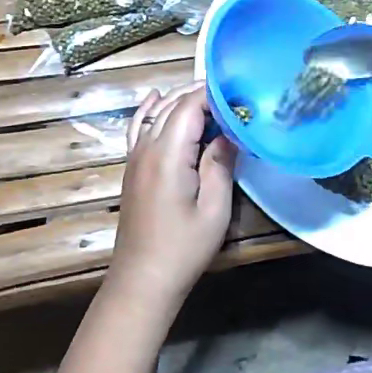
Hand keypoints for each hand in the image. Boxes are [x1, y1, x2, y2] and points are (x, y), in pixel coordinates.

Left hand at [108, 82, 236, 307]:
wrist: (142, 277)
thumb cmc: (183, 247)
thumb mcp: (214, 209)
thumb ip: (220, 164)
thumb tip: (229, 133)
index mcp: (168, 153)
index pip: (189, 106)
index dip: (213, 95)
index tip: (239, 95)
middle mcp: (147, 146)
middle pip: (171, 104)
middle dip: (199, 94)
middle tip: (232, 97)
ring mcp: (135, 155)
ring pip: (155, 112)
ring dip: (179, 100)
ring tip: (209, 98)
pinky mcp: (132, 166)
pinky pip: (138, 126)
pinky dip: (148, 108)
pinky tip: (155, 96)